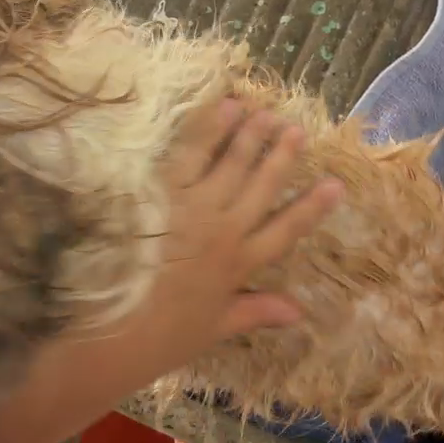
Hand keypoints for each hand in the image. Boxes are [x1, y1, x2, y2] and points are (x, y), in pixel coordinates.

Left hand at [121, 98, 342, 358]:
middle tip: (297, 130)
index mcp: (238, 265)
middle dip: (282, 157)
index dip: (311, 208)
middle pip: (261, 187)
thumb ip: (256, 312)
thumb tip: (300, 312)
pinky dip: (210, 129)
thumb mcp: (213, 328)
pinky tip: (223, 108)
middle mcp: (223, 230)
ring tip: (266, 113)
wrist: (107, 329)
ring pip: (231, 164)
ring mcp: (192, 207)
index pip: (285, 231)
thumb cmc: (159, 335)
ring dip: (251, 136)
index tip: (335, 184)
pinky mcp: (160, 191)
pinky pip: (190, 153)